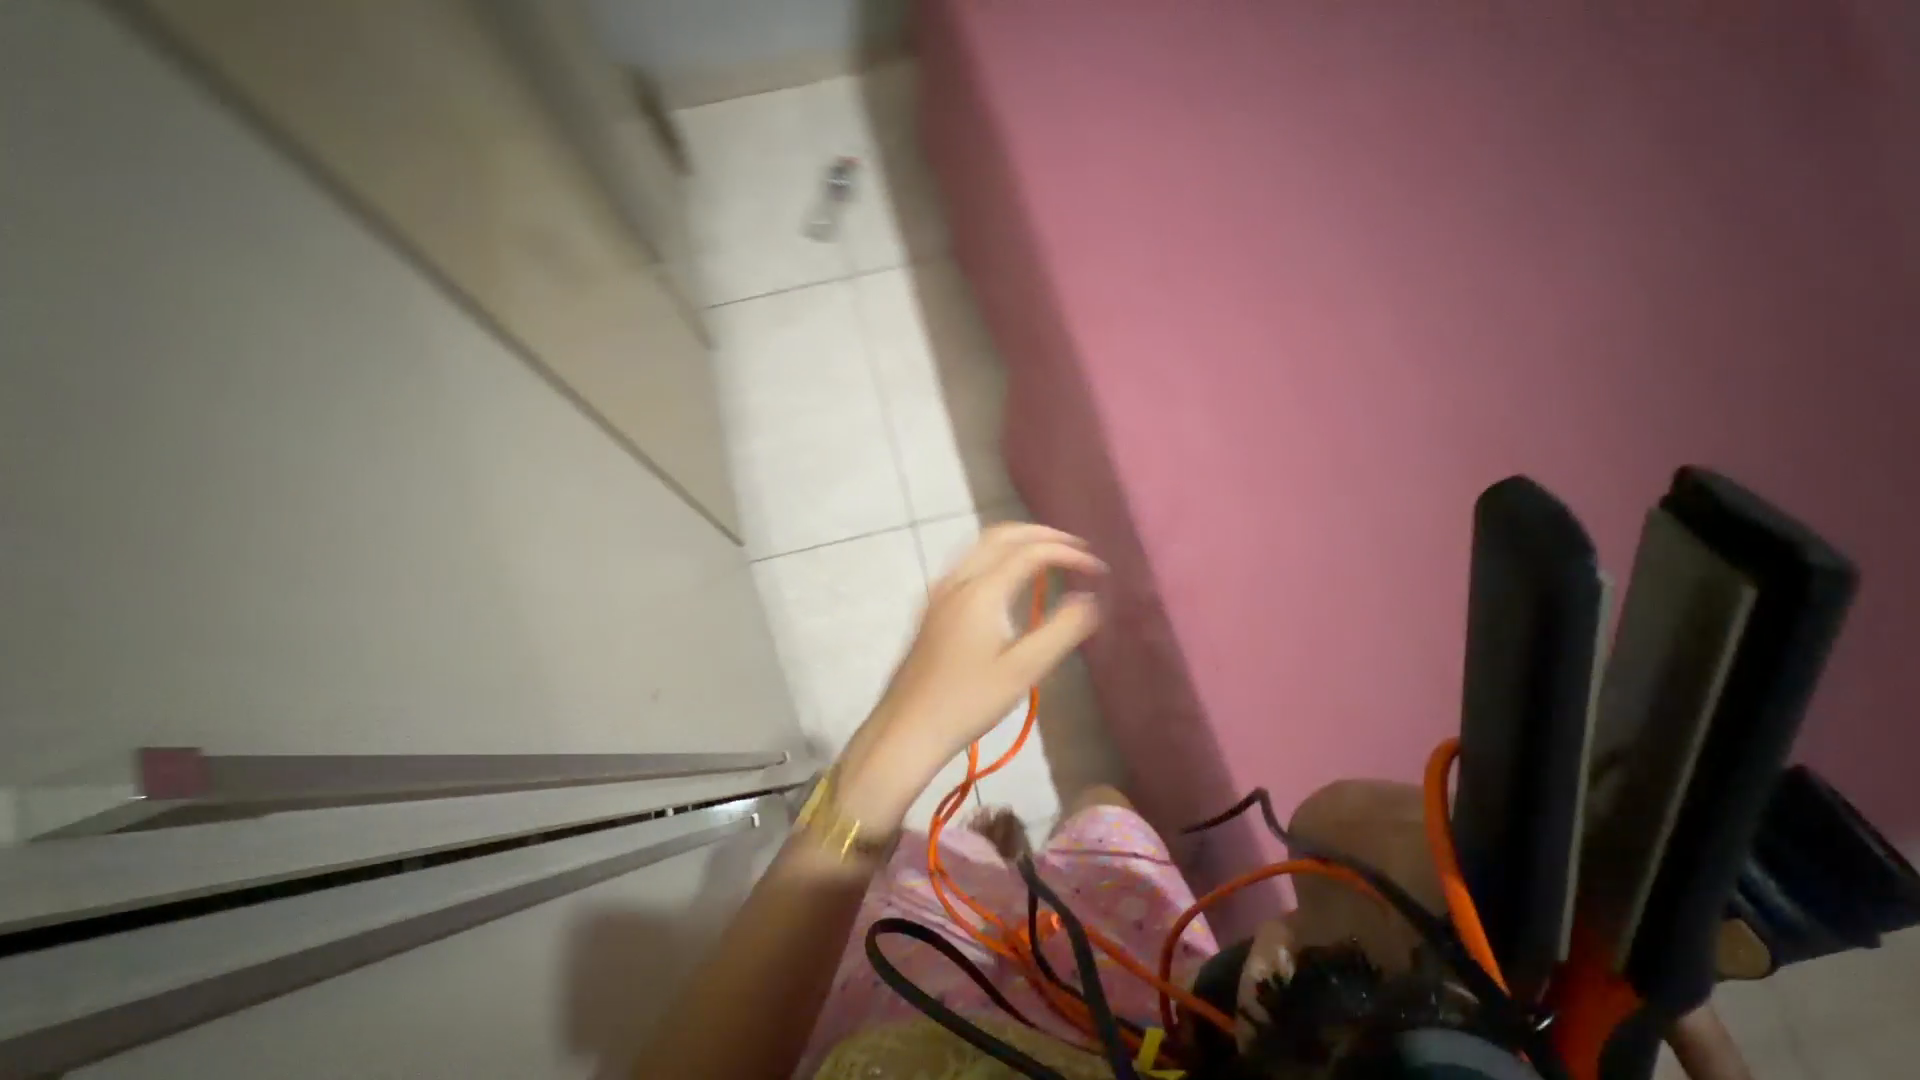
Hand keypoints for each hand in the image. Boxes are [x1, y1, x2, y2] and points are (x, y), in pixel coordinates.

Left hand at [838, 524, 1106, 823]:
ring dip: (1017, 542)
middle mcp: (957, 580)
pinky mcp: (932, 608)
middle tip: (1076, 549)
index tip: (1098, 570)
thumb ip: (1061, 630)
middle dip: (1041, 535)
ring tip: (1049, 557)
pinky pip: (969, 562)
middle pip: (1001, 535)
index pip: (1031, 552)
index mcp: (981, 591)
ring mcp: (939, 592)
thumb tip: (1090, 600)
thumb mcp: (1023, 670)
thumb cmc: (968, 702)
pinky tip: (1010, 581)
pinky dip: (997, 556)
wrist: (907, 727)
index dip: (1068, 554)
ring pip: (981, 546)